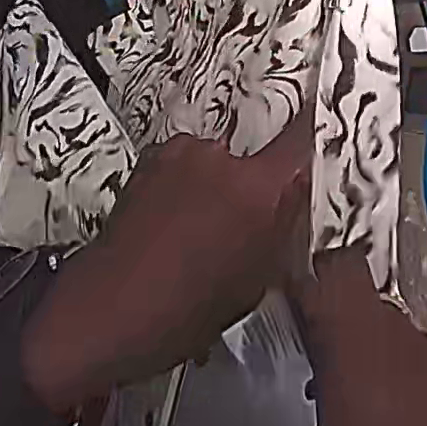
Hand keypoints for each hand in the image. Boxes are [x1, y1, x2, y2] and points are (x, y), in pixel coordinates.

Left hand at [19, 112, 311, 412]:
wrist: (103, 311)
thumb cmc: (182, 311)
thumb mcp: (251, 283)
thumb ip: (279, 228)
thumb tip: (294, 194)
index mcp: (255, 191)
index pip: (301, 140)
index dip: (316, 125)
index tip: (323, 114)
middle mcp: (220, 158)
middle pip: (255, 158)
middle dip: (254, 186)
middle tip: (239, 226)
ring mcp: (182, 153)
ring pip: (219, 163)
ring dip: (217, 186)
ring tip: (196, 232)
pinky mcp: (152, 157)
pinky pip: (188, 164)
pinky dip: (188, 184)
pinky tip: (172, 223)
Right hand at [292, 250, 426, 425]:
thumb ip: (334, 375)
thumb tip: (327, 343)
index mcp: (364, 358)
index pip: (342, 274)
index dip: (329, 269)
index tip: (322, 271)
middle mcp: (423, 354)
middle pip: (390, 316)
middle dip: (375, 342)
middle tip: (364, 388)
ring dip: (422, 374)